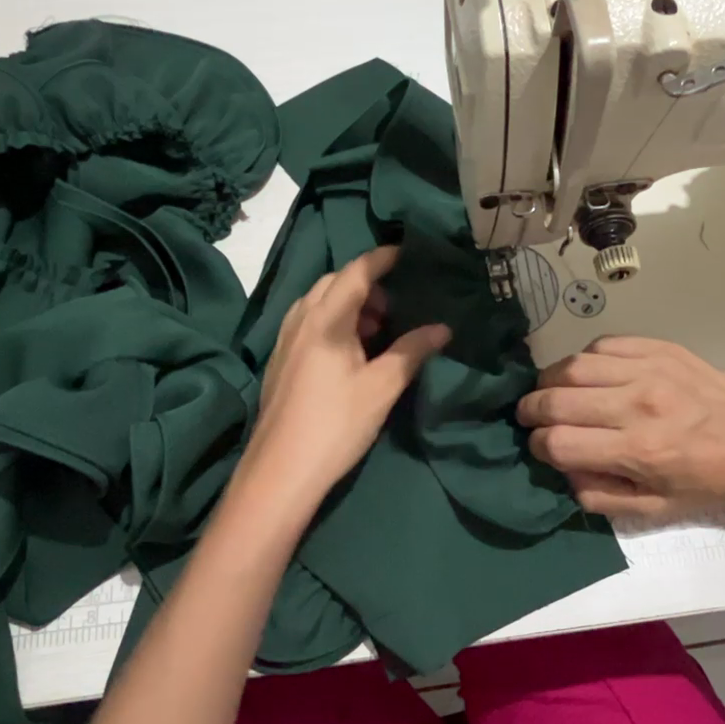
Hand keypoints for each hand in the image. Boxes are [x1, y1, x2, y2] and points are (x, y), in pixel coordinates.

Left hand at [240, 246, 450, 503]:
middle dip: (366, 284)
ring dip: (348, 304)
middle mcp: (301, 319)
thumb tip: (444, 327)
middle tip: (397, 304)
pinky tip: (350, 351)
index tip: (407, 254)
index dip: (382, 258)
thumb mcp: (382, 387)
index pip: (356, 271)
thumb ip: (412, 351)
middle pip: (334, 282)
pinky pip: (308, 323)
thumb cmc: (336, 424)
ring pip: (319, 303)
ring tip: (377, 329)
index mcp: (326, 318)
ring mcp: (285, 339)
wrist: (281, 470)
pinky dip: (333, 322)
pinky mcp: (280, 361)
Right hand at [517, 337, 724, 519]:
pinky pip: (604, 343)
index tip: (541, 448)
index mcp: (638, 450)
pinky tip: (589, 375)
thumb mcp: (652, 509)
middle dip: (531, 410)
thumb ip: (597, 494)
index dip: (538, 447)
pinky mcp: (661, 348)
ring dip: (551, 381)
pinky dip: (585, 359)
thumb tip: (560, 467)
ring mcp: (650, 370)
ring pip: (573, 365)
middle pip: (556, 399)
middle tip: (530, 417)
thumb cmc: (705, 484)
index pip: (558, 443)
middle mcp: (639, 405)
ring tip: (552, 392)